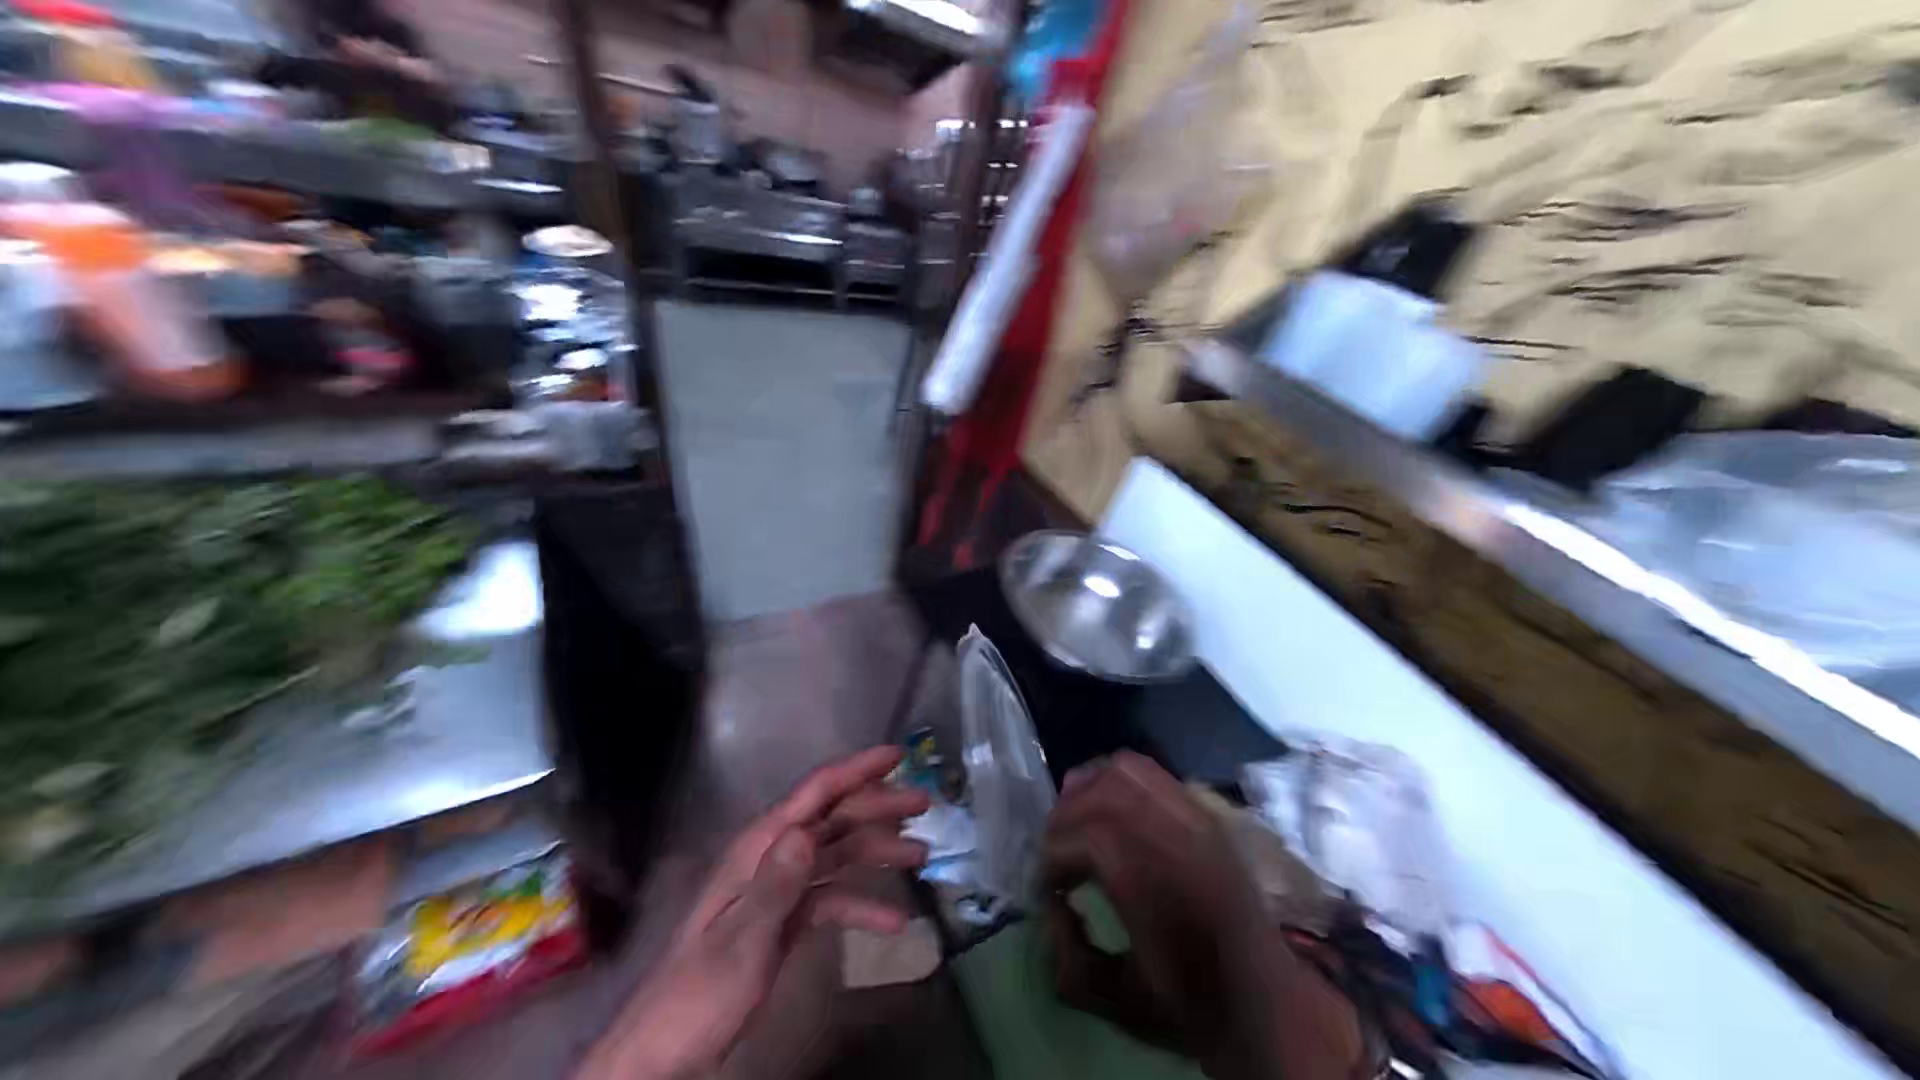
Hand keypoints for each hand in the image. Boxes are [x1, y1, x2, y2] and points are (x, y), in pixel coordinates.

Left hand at [578, 747, 929, 1079]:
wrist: (666, 1051)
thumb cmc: (700, 992)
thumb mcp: (742, 940)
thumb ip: (775, 885)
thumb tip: (807, 831)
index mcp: (760, 848)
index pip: (816, 793)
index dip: (858, 769)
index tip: (898, 755)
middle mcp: (774, 856)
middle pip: (834, 817)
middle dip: (879, 806)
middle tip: (925, 805)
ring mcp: (781, 886)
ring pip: (838, 853)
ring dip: (878, 851)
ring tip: (921, 855)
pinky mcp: (787, 917)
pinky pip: (833, 898)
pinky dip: (862, 905)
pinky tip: (894, 923)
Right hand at [1044, 753, 1364, 1079]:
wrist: (1263, 999)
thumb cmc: (1189, 1002)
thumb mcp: (1116, 1001)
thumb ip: (1065, 957)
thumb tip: (1052, 906)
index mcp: (1153, 885)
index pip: (1080, 837)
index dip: (1052, 859)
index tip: (1050, 890)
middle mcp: (1175, 838)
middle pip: (1098, 794)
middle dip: (1063, 821)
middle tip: (1056, 856)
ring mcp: (1194, 817)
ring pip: (1123, 770)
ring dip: (1087, 791)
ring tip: (1076, 824)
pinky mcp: (1202, 811)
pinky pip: (1149, 770)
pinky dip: (1116, 778)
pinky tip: (1108, 807)